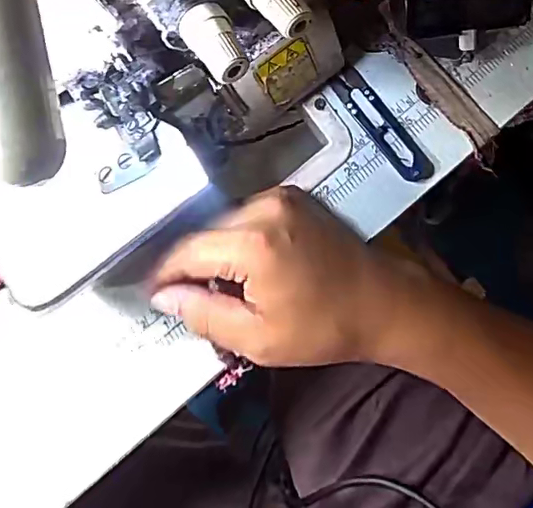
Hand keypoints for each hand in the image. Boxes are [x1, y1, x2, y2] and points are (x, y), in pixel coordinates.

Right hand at [147, 187, 424, 366]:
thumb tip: (165, 296)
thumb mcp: (257, 339)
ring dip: (216, 249)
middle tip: (193, 298)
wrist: (379, 299)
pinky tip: (250, 266)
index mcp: (254, 242)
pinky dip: (239, 236)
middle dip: (193, 264)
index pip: (188, 250)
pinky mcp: (291, 194)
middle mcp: (264, 206)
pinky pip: (247, 212)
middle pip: (206, 232)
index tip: (152, 291)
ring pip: (225, 221)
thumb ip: (204, 314)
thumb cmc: (323, 326)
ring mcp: (280, 196)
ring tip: (228, 286)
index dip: (165, 272)